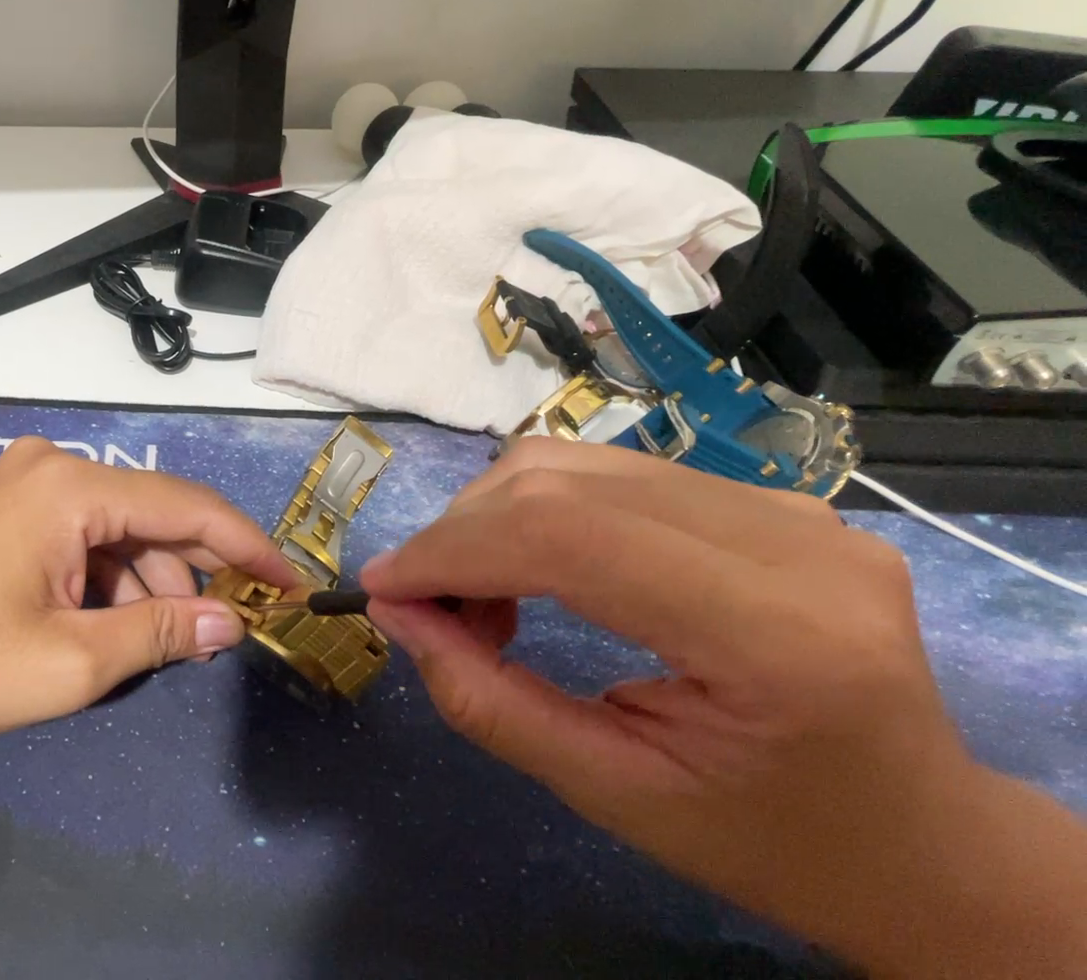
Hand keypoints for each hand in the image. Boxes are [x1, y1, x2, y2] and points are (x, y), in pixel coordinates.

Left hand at [0, 437, 299, 767]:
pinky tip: (112, 628)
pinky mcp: (4, 513)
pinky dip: (107, 581)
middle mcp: (49, 467)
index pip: (187, 505)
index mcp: (69, 486)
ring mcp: (21, 486)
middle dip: (193, 575)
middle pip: (152, 516)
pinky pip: (81, 539)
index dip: (247, 547)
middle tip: (227, 632)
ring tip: (161, 645)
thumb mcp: (73, 661)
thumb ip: (161, 634)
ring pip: (118, 531)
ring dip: (148, 585)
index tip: (291, 585)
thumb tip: (231, 623)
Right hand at [360, 438, 1086, 976]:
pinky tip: (538, 572)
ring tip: (482, 596)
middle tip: (428, 606)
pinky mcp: (774, 501)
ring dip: (495, 518)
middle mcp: (796, 542)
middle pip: (564, 482)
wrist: (924, 841)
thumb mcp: (609, 794)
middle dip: (461, 533)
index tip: (383, 588)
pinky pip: (613, 476)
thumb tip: (395, 612)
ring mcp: (794, 509)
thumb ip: (486, 700)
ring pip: (578, 462)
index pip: (569, 537)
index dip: (452, 550)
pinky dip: (541, 514)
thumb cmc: (769, 842)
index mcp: (777, 635)